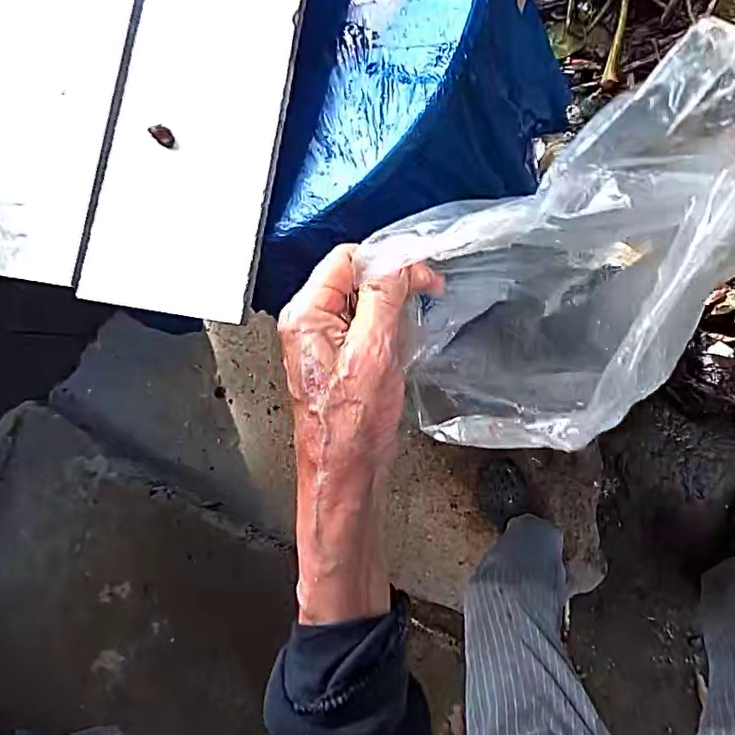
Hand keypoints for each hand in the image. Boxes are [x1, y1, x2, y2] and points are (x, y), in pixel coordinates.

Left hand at [278, 245, 439, 623]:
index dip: (387, 261)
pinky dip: (391, 327)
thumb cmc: (350, 429)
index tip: (421, 274)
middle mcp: (310, 325)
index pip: (346, 259)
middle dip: (394, 282)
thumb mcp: (373, 354)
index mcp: (307, 317)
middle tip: (427, 292)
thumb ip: (384, 299)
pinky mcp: (342, 359)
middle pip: (355, 277)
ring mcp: (325, 342)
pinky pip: (368, 325)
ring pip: (365, 301)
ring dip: (394, 306)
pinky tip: (402, 344)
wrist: (347, 474)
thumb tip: (397, 262)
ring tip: (410, 328)